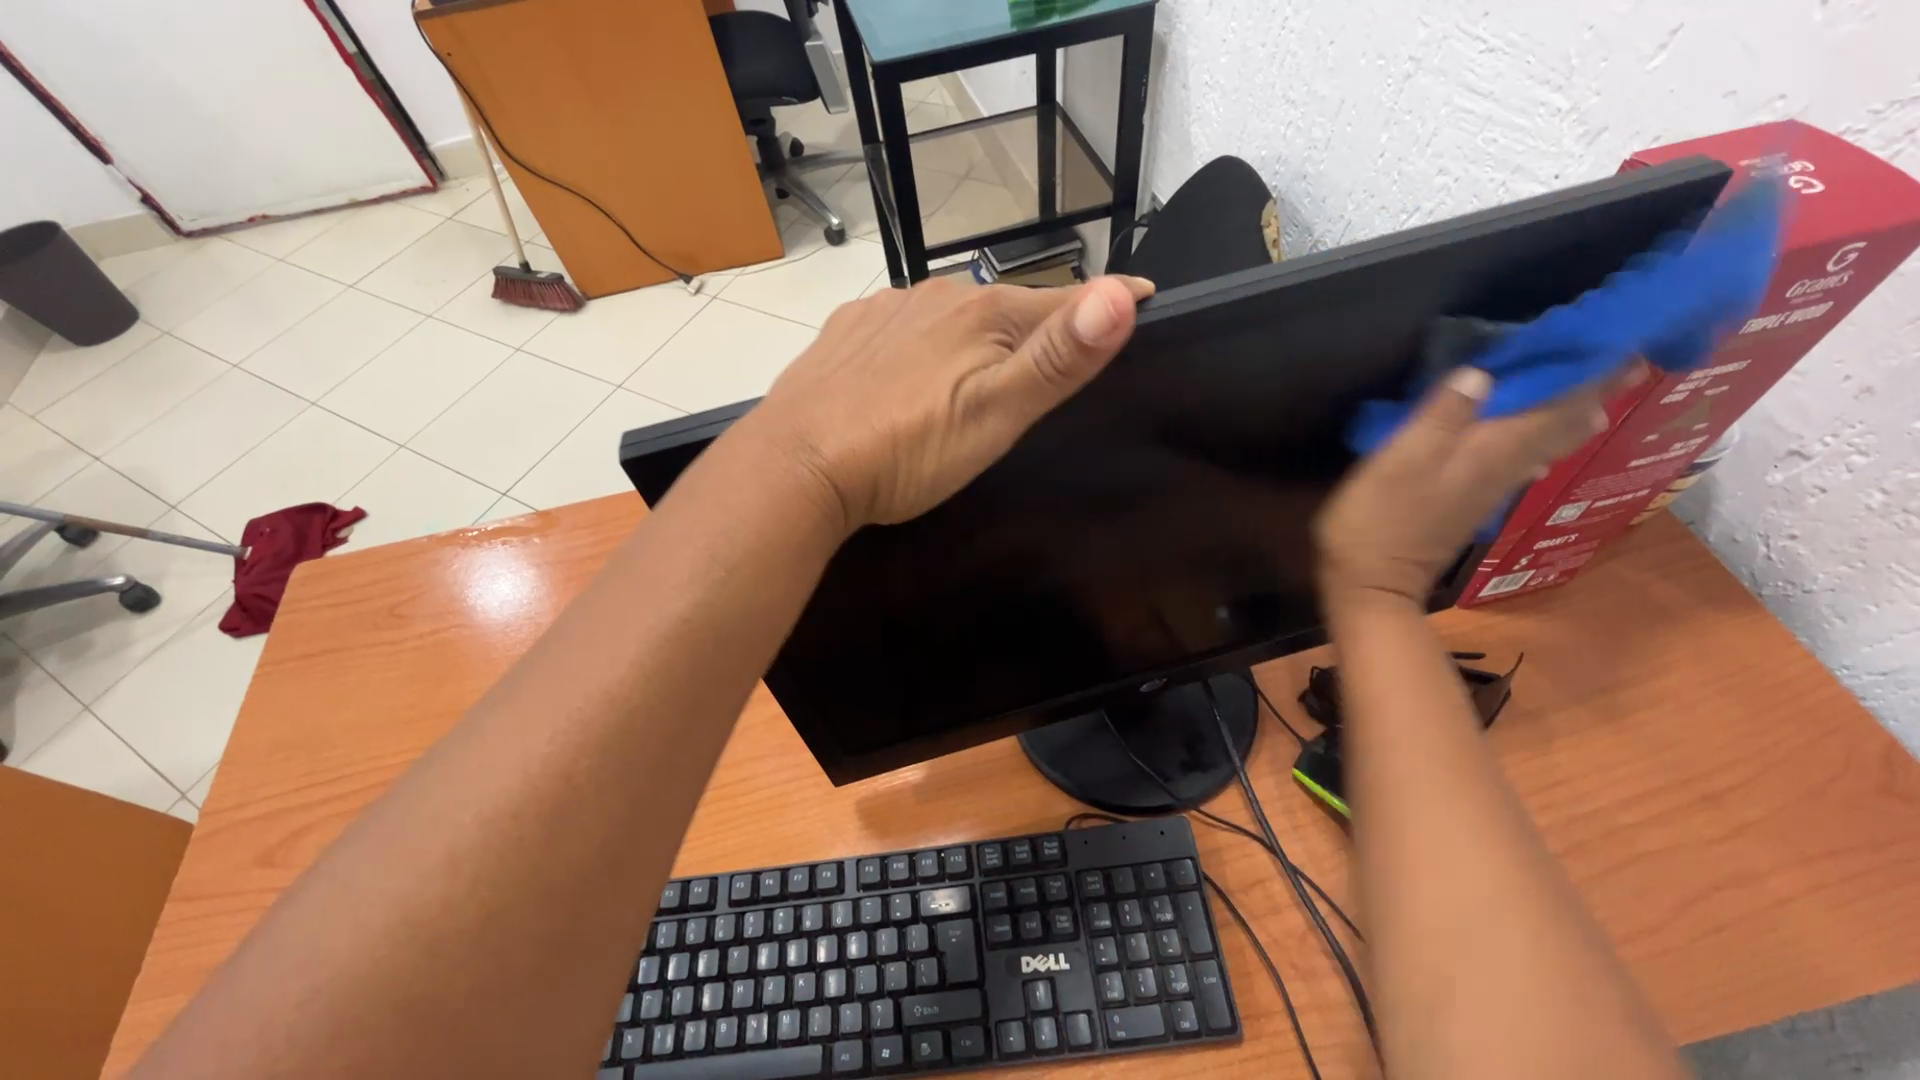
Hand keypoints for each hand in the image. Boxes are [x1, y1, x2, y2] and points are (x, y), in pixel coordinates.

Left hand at [744, 275, 1154, 533]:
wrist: (797, 466)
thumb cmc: (905, 450)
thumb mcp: (996, 414)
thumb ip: (1058, 358)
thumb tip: (1121, 294)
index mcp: (984, 316)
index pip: (1066, 300)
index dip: (1109, 303)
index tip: (1144, 296)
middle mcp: (937, 298)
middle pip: (1009, 309)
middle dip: (1038, 328)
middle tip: (1053, 366)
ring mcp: (887, 312)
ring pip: (954, 317)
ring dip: (978, 337)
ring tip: (979, 377)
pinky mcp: (849, 333)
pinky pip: (904, 328)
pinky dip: (924, 344)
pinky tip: (911, 375)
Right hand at [1314, 364, 1640, 607]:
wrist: (1372, 585)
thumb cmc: (1379, 519)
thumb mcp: (1399, 460)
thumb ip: (1439, 416)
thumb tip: (1480, 373)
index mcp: (1492, 450)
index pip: (1559, 406)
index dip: (1592, 375)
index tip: (1627, 344)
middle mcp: (1503, 467)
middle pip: (1560, 426)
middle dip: (1589, 393)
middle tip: (1619, 363)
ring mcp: (1489, 488)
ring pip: (1545, 446)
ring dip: (1566, 417)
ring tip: (1587, 394)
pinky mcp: (1471, 502)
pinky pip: (1521, 461)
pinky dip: (1537, 442)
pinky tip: (1535, 445)